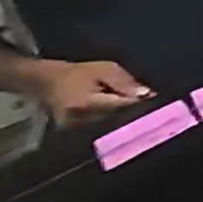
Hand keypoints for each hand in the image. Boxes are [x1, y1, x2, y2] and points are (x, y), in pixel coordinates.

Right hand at [29, 60, 151, 126]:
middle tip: (146, 102)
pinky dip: (110, 117)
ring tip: (129, 104)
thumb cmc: (80, 72)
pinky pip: (100, 125)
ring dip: (121, 114)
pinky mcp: (73, 132)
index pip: (119, 107)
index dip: (138, 103)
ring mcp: (74, 129)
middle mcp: (78, 121)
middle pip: (115, 117)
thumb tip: (147, 94)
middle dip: (131, 109)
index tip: (154, 100)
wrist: (48, 81)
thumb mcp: (106, 69)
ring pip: (109, 123)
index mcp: (85, 104)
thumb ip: (126, 83)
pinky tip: (116, 110)